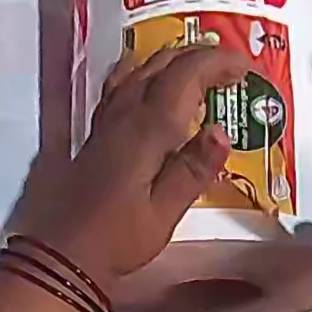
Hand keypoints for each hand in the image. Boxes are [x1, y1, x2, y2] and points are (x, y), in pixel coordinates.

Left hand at [20, 45, 253, 285]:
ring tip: (198, 64)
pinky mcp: (96, 134)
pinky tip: (148, 78)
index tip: (247, 67)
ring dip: (172, 59)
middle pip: (161, 65)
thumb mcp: (164, 212)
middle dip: (199, 56)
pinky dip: (144, 72)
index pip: (185, 77)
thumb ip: (193, 170)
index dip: (217, 63)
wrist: (64, 255)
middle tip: (231, 67)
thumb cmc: (119, 239)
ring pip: (139, 70)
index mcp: (147, 131)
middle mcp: (124, 115)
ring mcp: (106, 122)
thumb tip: (222, 131)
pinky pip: (121, 86)